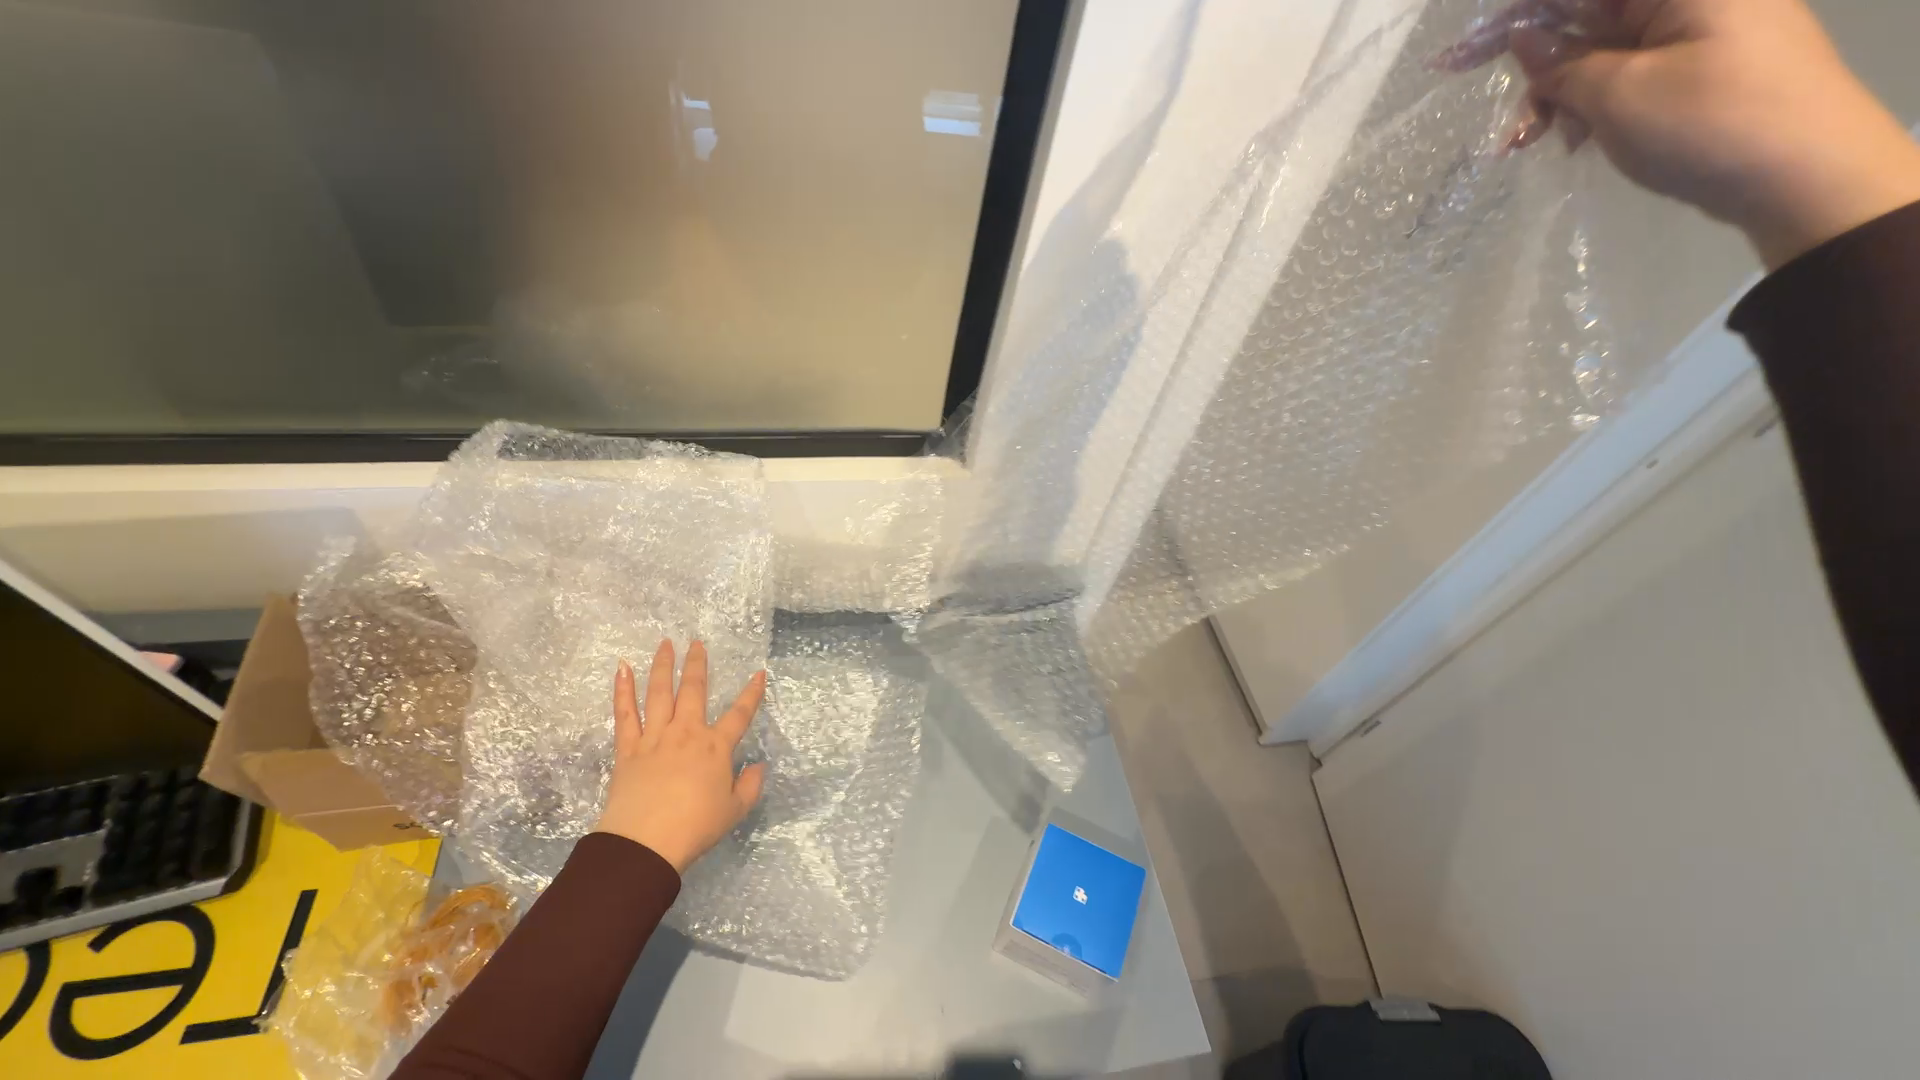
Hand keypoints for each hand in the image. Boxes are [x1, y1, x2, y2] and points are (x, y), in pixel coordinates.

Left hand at [593, 640, 767, 873]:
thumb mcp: (734, 810)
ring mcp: (655, 737)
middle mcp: (687, 733)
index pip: (740, 714)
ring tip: (665, 644)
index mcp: (716, 747)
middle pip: (694, 691)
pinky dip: (622, 690)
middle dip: (698, 665)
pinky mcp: (627, 749)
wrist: (646, 842)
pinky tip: (622, 669)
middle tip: (697, 643)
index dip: (752, 693)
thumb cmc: (696, 827)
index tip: (759, 673)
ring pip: (660, 693)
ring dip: (663, 666)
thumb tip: (757, 765)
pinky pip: (624, 714)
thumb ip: (749, 785)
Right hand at [1440, 0, 1919, 268]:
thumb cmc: (1709, 123)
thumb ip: (1563, 64)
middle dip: (1538, 68)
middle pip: (1589, 18)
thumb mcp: (1618, 95)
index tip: (1460, 57)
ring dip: (1561, 95)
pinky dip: (1593, 104)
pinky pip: (1629, 72)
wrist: (1807, 177)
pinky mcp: (1704, 66)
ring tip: (1537, 144)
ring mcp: (1702, 30)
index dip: (1517, 18)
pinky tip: (1576, 141)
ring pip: (1603, 50)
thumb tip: (1523, 36)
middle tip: (1508, 125)